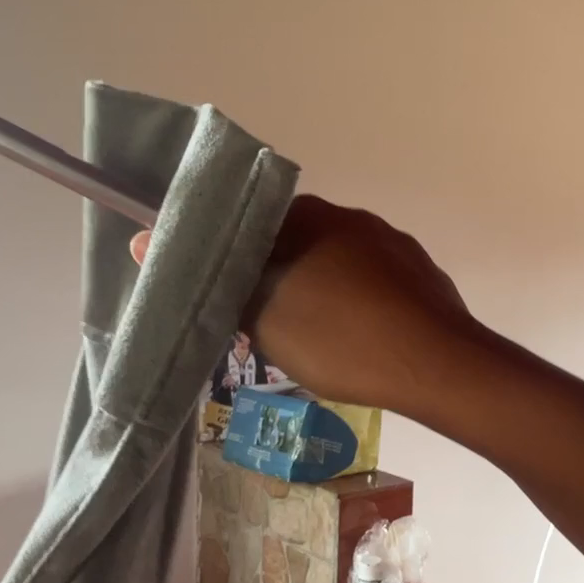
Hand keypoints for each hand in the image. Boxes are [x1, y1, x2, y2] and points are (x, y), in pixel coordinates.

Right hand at [132, 195, 480, 410]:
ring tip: (320, 340)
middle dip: (280, 278)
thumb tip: (146, 238)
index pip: (252, 221)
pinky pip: (377, 283)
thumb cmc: (341, 340)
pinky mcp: (423, 273)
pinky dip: (361, 304)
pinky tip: (363, 339)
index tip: (234, 295)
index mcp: (310, 216)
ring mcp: (394, 243)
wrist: (438, 366)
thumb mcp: (263, 318)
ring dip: (322, 291)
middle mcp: (353, 217)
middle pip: (298, 241)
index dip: (236, 257)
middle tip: (271, 326)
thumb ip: (214, 279)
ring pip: (340, 263)